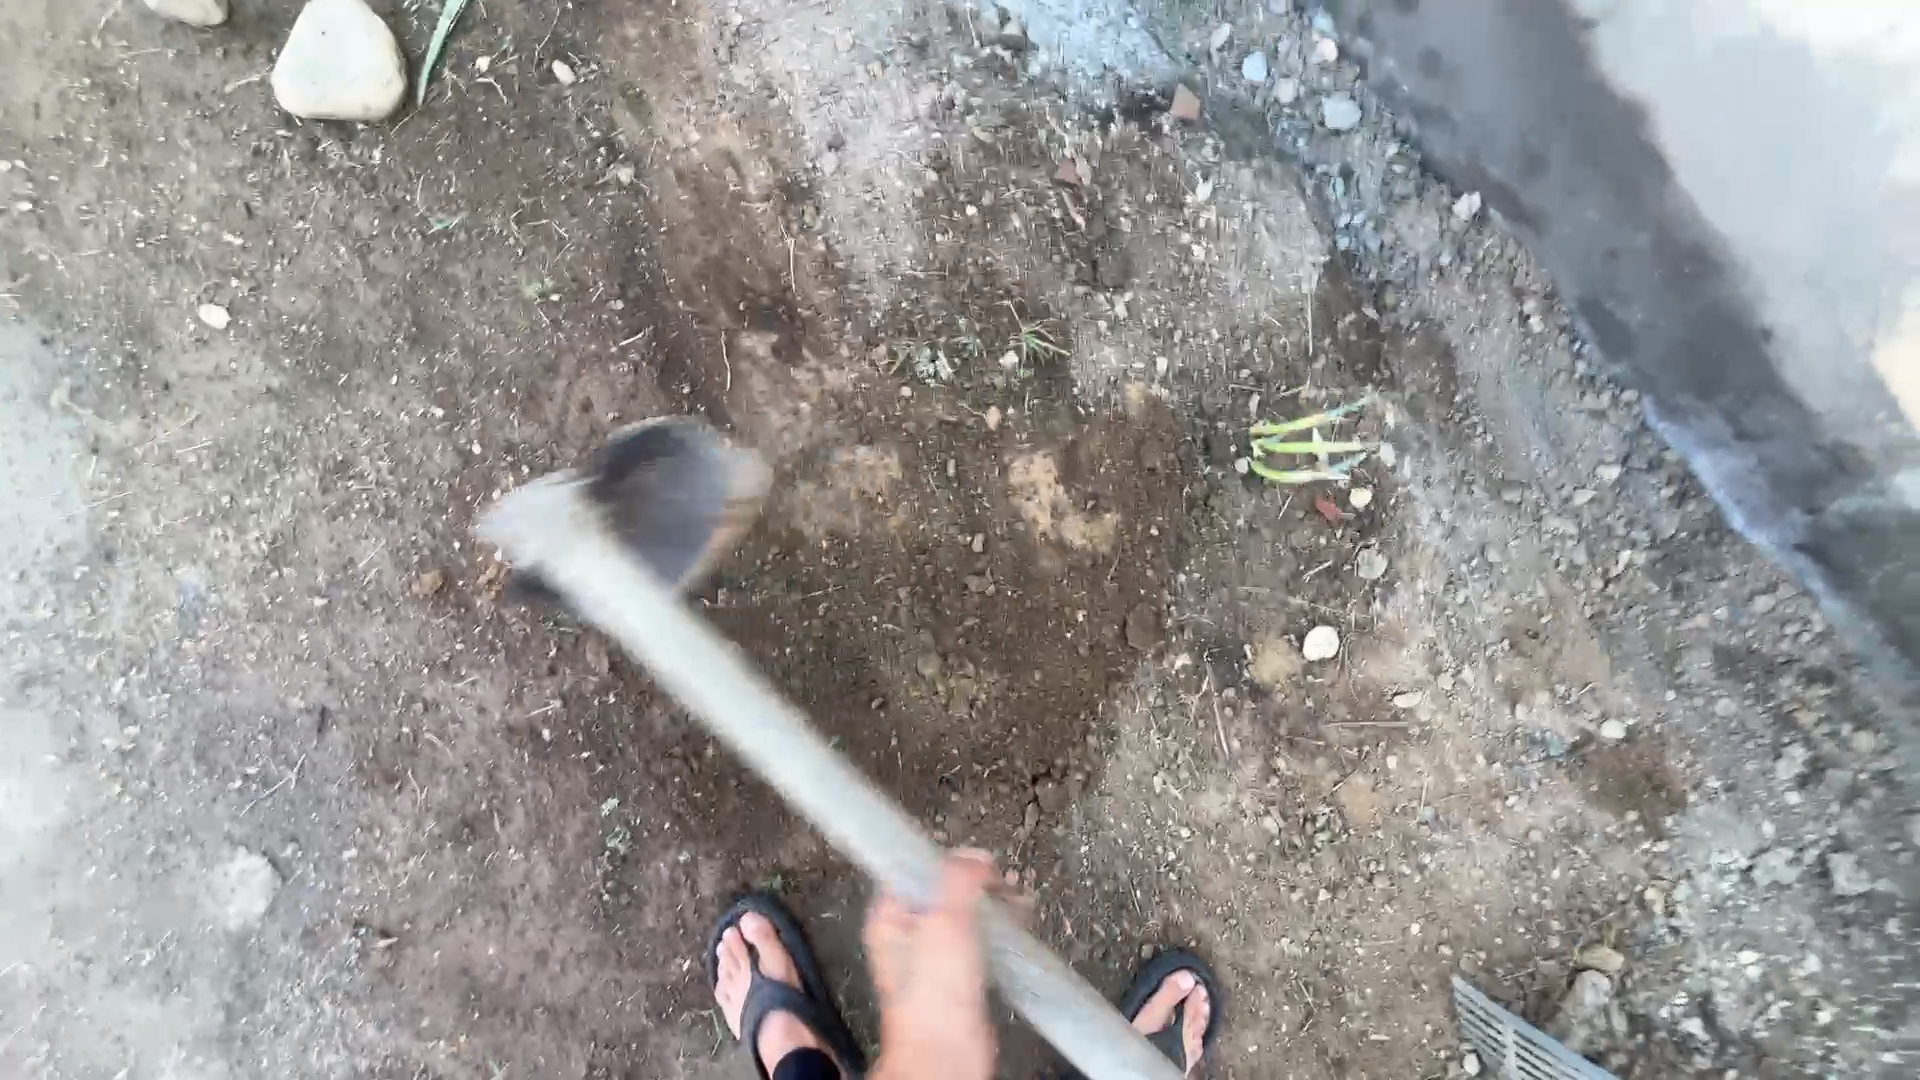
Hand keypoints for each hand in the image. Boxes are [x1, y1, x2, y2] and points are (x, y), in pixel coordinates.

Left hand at [863, 851, 999, 1079]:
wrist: (948, 1056)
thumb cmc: (932, 1000)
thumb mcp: (946, 918)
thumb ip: (959, 877)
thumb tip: (975, 857)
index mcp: (889, 916)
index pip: (913, 867)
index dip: (945, 858)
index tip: (973, 858)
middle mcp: (908, 933)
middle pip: (942, 888)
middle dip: (975, 880)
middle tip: (998, 876)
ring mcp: (933, 955)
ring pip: (964, 911)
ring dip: (991, 900)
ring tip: (1014, 895)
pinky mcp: (958, 975)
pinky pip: (979, 936)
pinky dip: (999, 925)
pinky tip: (1018, 919)